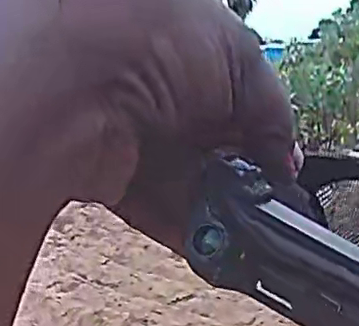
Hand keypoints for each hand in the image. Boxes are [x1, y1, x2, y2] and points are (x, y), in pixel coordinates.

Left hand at [48, 0, 300, 248]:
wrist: (71, 80)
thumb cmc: (149, 37)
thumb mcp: (240, 61)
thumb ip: (273, 113)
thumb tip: (287, 162)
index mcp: (183, 44)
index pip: (234, 100)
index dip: (260, 138)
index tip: (279, 170)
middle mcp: (155, 87)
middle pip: (212, 151)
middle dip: (242, 183)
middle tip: (266, 208)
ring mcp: (132, 135)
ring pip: (188, 187)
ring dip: (220, 217)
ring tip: (248, 240)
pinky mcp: (113, 178)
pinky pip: (160, 213)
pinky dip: (191, 236)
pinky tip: (221, 255)